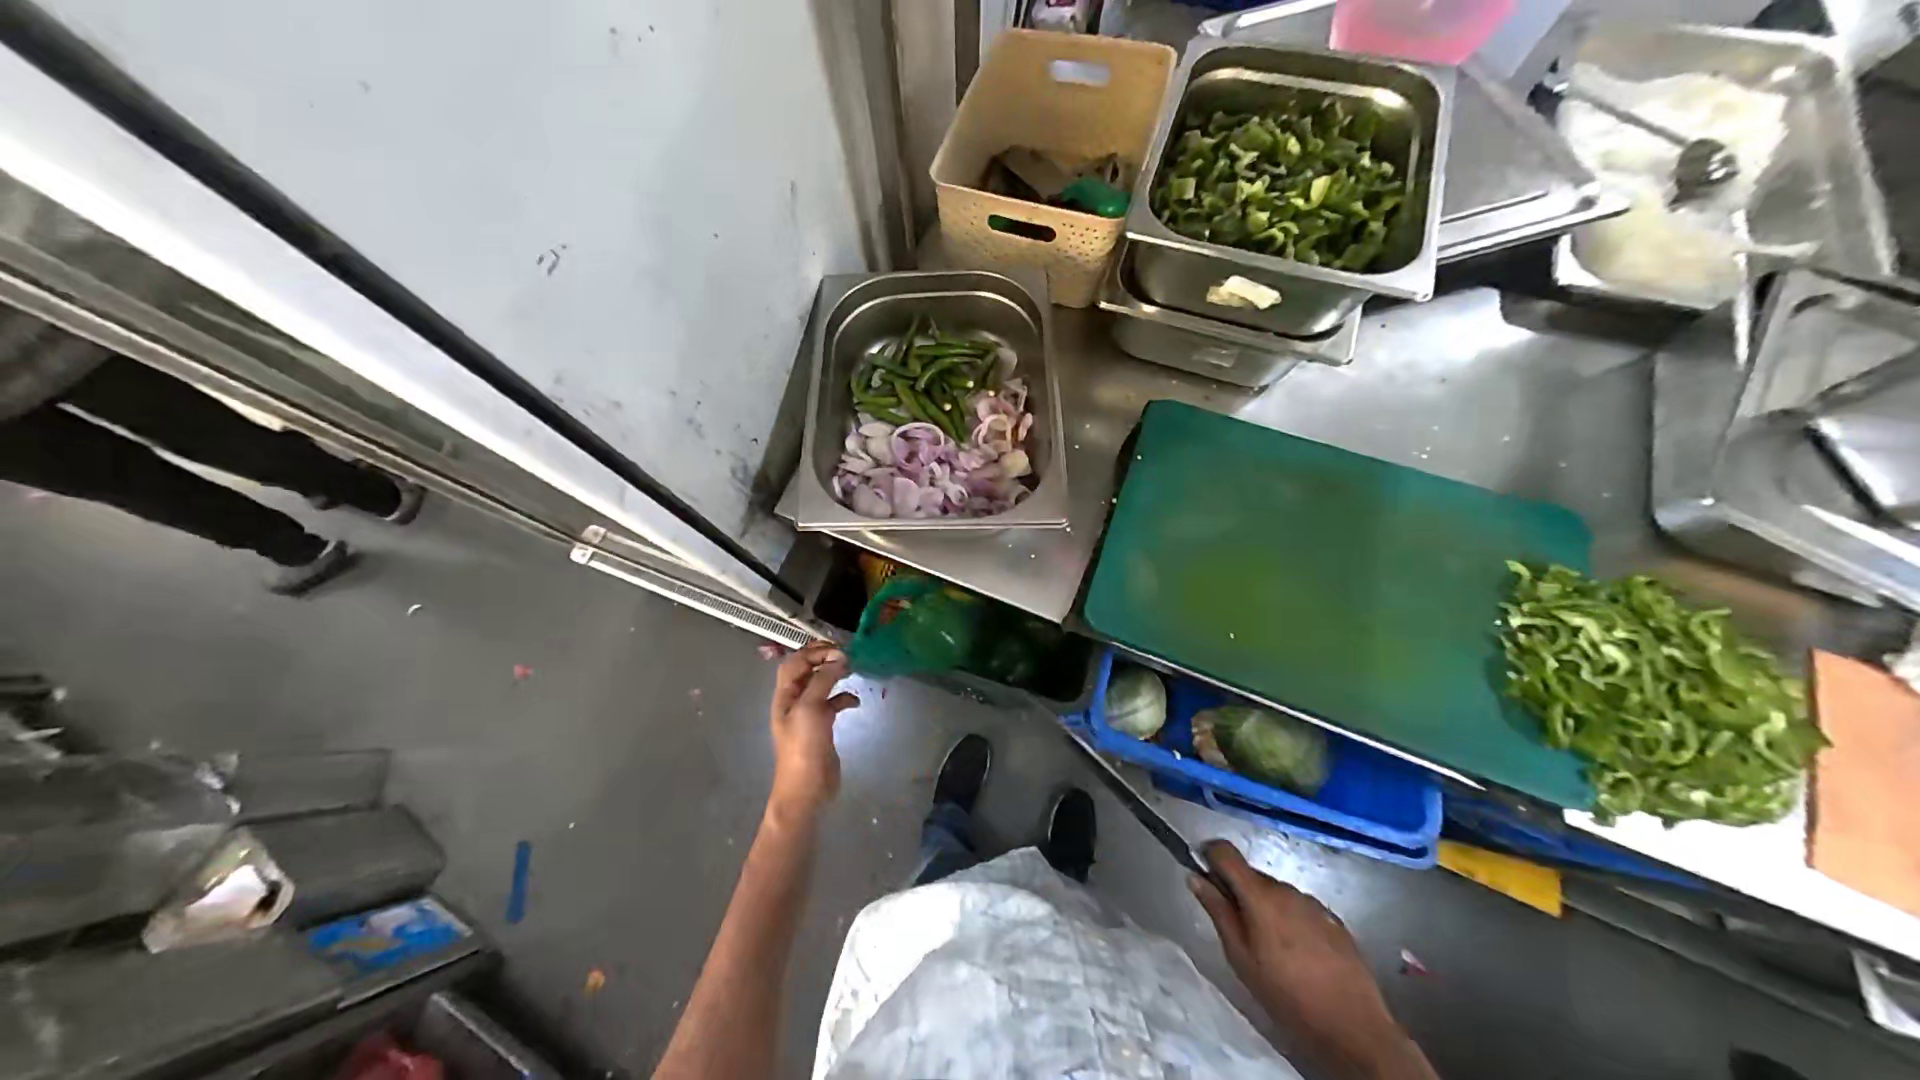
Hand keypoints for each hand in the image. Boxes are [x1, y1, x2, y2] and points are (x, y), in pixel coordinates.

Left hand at [765, 642, 858, 820]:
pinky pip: (833, 704)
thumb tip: (839, 657)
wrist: (807, 788)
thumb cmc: (804, 747)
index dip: (814, 652)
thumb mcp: (811, 708)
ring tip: (852, 670)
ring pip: (821, 685)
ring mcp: (808, 714)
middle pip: (806, 670)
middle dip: (824, 659)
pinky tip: (855, 701)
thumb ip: (823, 680)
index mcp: (785, 695)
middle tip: (846, 655)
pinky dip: (844, 698)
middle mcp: (794, 701)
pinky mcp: (822, 727)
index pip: (796, 662)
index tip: (839, 650)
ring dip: (835, 675)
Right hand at [1191, 840, 1435, 1079]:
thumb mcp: (1240, 957)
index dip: (1210, 856)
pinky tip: (1298, 953)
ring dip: (1266, 906)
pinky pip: (1300, 908)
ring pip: (1277, 892)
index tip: (1204, 874)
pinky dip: (1291, 919)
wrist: (1353, 1026)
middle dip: (1239, 891)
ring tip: (1271, 947)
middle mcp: (1287, 889)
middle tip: (1238, 928)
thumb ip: (1218, 911)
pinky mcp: (1334, 919)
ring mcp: (1314, 903)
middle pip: (1252, 875)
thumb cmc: (1286, 994)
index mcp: (1260, 895)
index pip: (1226, 851)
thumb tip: (1195, 877)